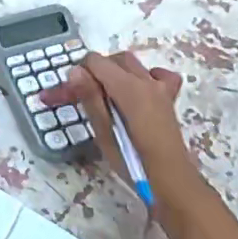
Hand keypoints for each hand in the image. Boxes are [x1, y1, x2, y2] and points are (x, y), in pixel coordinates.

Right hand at [44, 52, 199, 197]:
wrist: (169, 178)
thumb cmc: (132, 160)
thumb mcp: (103, 132)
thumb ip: (90, 98)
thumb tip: (75, 71)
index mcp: (128, 88)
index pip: (95, 62)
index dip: (78, 74)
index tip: (68, 94)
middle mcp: (146, 81)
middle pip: (113, 60)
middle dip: (94, 71)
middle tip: (80, 94)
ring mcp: (160, 88)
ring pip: (133, 64)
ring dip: (114, 72)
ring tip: (103, 95)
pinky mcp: (168, 97)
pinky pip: (157, 75)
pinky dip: (144, 76)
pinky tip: (137, 90)